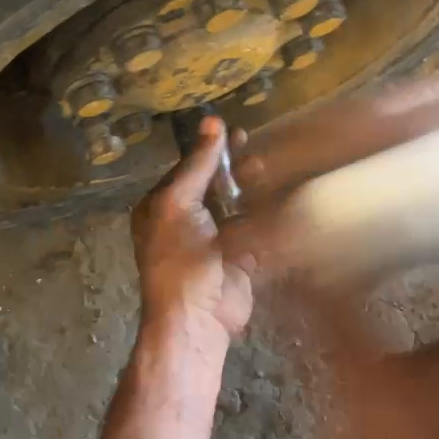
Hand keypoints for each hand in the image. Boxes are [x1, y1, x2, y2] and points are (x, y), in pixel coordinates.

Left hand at [131, 116, 253, 343]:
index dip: (207, 149)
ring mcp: (213, 239)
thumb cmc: (177, 258)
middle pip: (210, 184)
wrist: (197, 315)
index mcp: (160, 207)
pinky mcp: (239, 256)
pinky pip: (252, 226)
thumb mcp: (177, 204)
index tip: (230, 129)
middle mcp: (184, 221)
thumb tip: (211, 123)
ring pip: (233, 203)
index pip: (185, 169)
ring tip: (265, 164)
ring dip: (248, 185)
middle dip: (229, 165)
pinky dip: (264, 211)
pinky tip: (278, 191)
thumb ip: (197, 165)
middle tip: (251, 143)